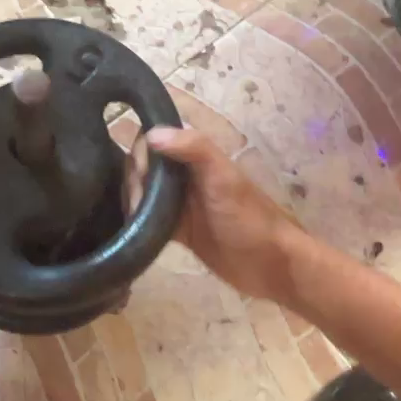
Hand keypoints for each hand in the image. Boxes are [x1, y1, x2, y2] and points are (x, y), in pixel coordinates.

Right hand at [132, 126, 298, 301]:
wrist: (270, 266)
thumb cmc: (249, 217)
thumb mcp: (223, 177)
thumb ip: (194, 149)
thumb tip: (151, 135)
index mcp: (196, 156)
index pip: (153, 141)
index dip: (140, 156)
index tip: (139, 178)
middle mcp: (184, 175)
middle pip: (143, 167)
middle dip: (132, 182)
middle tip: (136, 205)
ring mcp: (180, 203)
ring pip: (142, 192)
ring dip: (131, 201)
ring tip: (133, 219)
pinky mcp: (177, 230)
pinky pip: (147, 219)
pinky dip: (137, 221)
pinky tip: (129, 229)